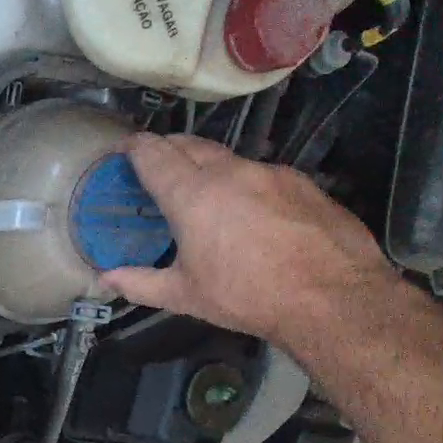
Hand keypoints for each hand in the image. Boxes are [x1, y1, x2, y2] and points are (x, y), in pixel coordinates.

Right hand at [100, 132, 400, 347]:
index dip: (134, 147)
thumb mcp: (184, 296)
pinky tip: (241, 207)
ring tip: (195, 185)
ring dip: (204, 164)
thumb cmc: (247, 296)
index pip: (156, 156)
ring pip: (227, 158)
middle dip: (166, 147)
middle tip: (151, 160)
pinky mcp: (302, 184)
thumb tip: (107, 279)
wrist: (335, 297)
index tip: (121, 146)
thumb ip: (140, 283)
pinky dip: (239, 181)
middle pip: (191, 145)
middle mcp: (232, 174)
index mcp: (194, 196)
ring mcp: (272, 174)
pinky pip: (259, 173)